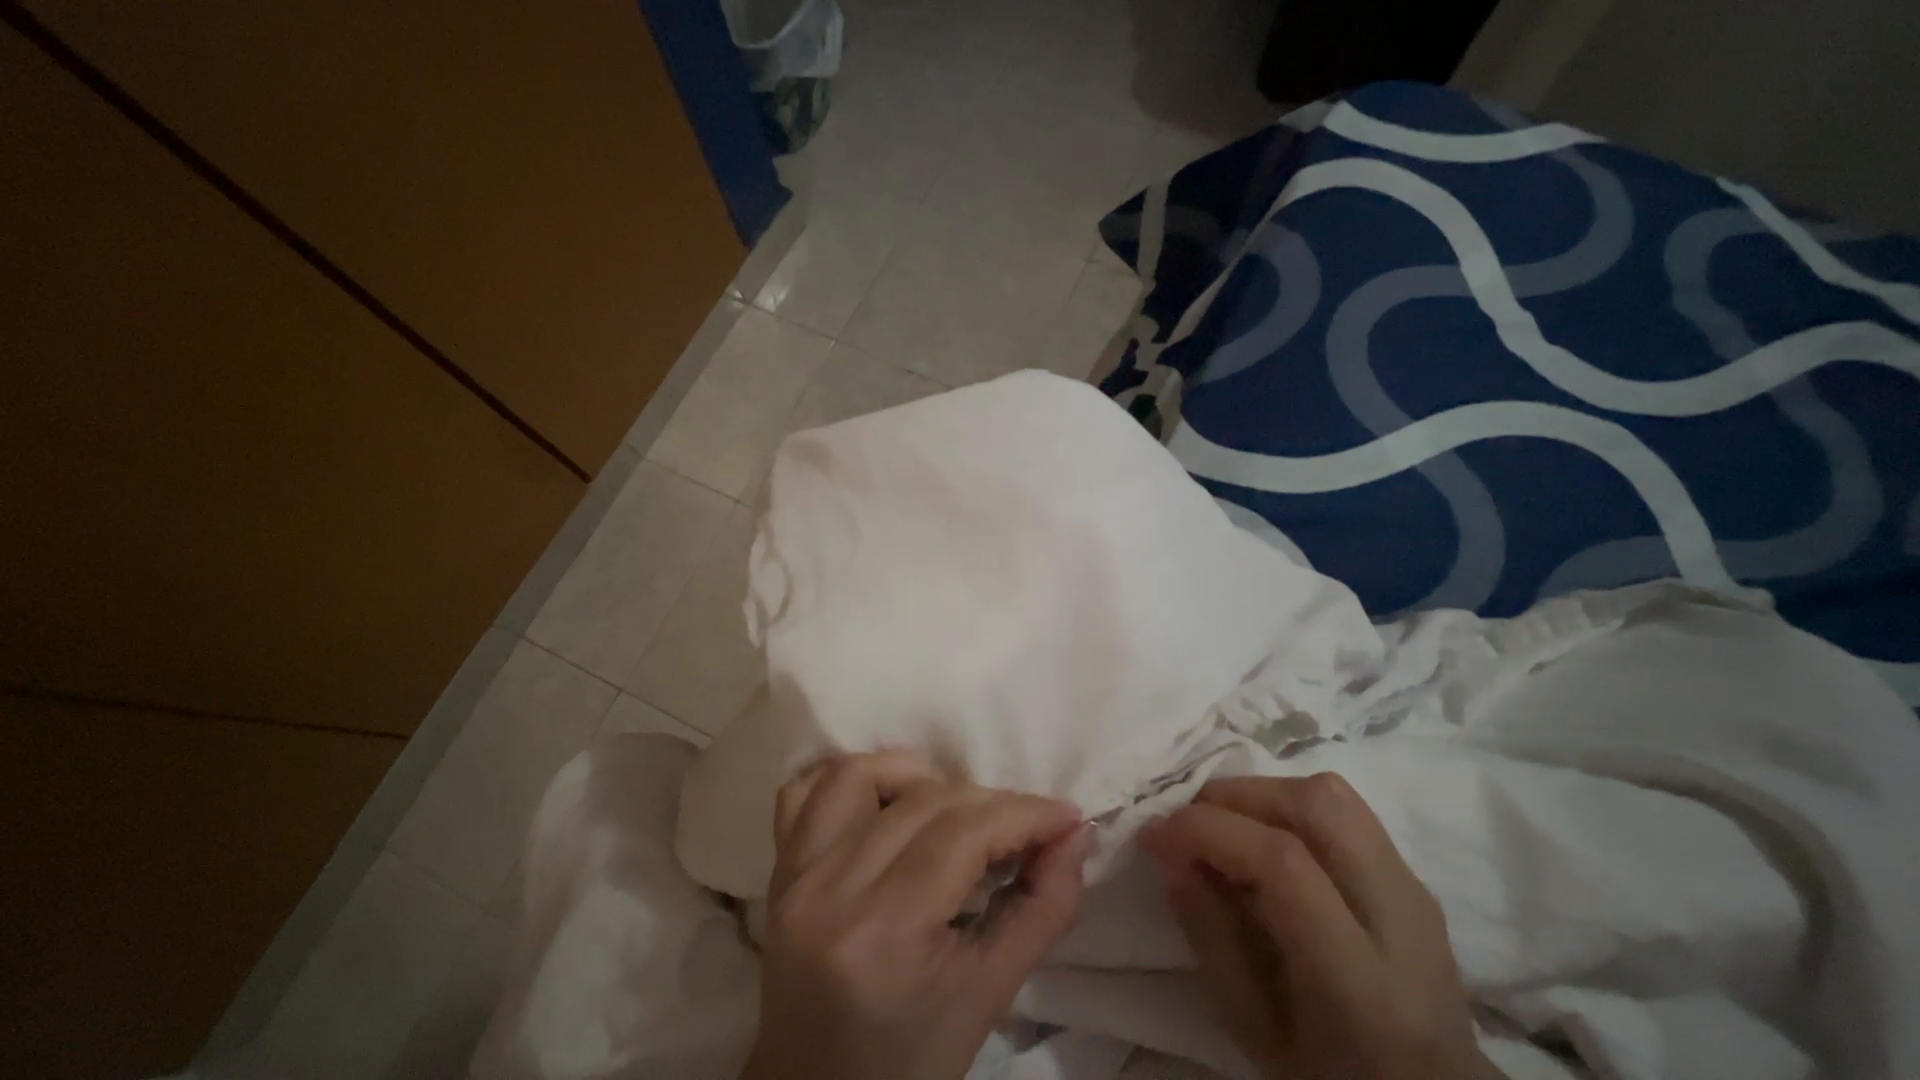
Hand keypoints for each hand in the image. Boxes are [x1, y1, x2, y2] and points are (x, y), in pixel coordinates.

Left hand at [741, 751, 1088, 1079]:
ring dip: (921, 777)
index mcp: (884, 933)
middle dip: (992, 802)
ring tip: (959, 810)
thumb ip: (1042, 911)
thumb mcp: (990, 996)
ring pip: (860, 776)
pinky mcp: (779, 871)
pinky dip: (851, 777)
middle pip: (922, 803)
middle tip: (1029, 828)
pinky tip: (890, 797)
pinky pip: (804, 791)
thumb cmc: (912, 1061)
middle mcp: (830, 889)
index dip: (1024, 813)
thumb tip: (1074, 836)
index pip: (962, 835)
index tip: (1068, 817)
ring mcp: (794, 875)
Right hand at [1141, 774, 1497, 1079]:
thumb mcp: (1252, 1028)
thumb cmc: (1328, 1074)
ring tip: (1221, 825)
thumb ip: (1211, 938)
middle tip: (1186, 820)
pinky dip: (1289, 807)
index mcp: (1358, 979)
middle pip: (1319, 807)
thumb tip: (1171, 855)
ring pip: (1335, 795)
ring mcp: (1416, 889)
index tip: (1154, 836)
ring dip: (1263, 794)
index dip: (1209, 832)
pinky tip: (1262, 840)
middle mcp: (1400, 917)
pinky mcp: (1414, 877)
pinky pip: (1346, 813)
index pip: (1283, 865)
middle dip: (1236, 796)